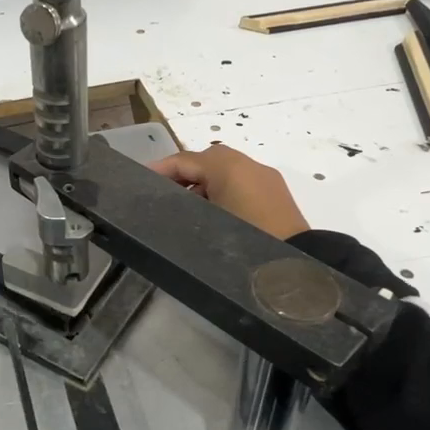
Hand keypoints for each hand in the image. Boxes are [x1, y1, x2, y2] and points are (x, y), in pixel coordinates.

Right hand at [150, 145, 309, 238]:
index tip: (139, 182)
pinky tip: (212, 217)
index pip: (184, 160)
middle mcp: (249, 166)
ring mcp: (266, 181)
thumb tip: (168, 203)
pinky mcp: (276, 196)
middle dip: (181, 175)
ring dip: (202, 185)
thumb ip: (179, 204)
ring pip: (224, 173)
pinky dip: (221, 192)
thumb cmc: (240, 240)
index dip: (159, 169)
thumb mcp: (201, 221)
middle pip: (206, 161)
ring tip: (184, 211)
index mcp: (229, 166)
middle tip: (161, 196)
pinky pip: (240, 184)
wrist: (290, 269)